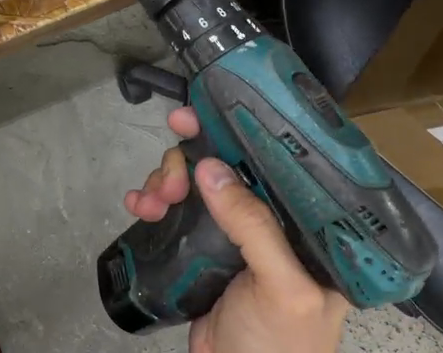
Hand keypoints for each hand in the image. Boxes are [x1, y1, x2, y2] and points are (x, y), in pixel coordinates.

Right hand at [124, 108, 349, 352]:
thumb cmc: (281, 346)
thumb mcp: (283, 290)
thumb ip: (254, 228)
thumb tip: (209, 167)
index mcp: (305, 227)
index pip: (275, 164)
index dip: (238, 133)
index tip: (200, 112)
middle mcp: (271, 222)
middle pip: (225, 165)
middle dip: (188, 160)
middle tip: (168, 178)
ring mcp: (232, 234)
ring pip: (193, 181)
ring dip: (164, 181)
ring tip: (150, 203)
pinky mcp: (200, 247)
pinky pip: (173, 208)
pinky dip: (151, 200)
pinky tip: (137, 205)